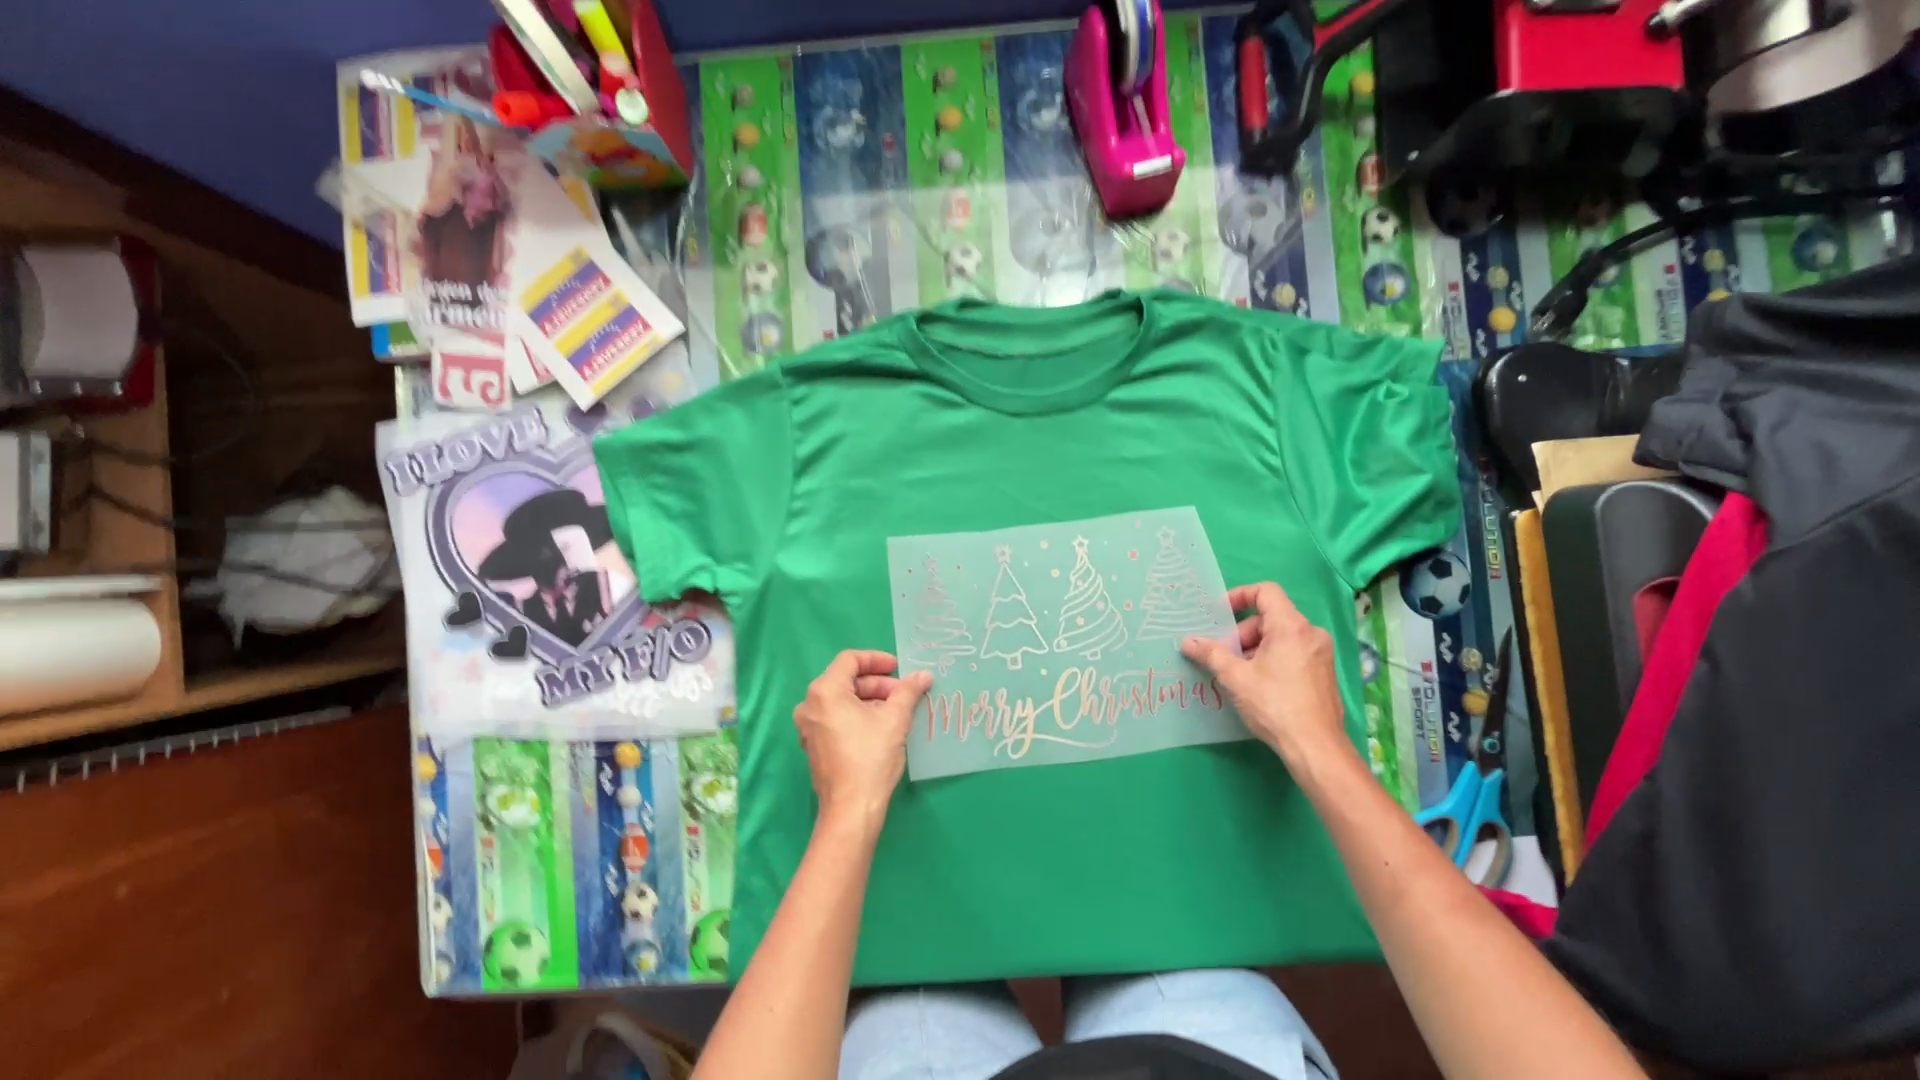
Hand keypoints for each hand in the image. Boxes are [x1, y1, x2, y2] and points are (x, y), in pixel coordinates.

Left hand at [793, 650, 933, 828]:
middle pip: (845, 681)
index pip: (850, 660)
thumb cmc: (871, 758)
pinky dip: (858, 716)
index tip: (899, 668)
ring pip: (842, 701)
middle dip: (877, 684)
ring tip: (896, 711)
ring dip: (870, 700)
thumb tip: (923, 675)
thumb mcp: (895, 719)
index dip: (877, 660)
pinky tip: (881, 728)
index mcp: (825, 692)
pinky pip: (836, 719)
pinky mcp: (814, 745)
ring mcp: (809, 727)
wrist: (851, 809)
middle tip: (903, 693)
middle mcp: (810, 705)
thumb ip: (908, 692)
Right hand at [1181, 583, 1349, 765]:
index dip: (1240, 595)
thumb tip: (1188, 642)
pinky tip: (1258, 684)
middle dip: (1243, 633)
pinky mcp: (1323, 672)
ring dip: (1255, 648)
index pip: (1266, 592)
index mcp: (1291, 626)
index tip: (1220, 613)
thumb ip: (1211, 654)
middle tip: (1224, 656)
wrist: (1315, 746)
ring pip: (1281, 637)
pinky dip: (1272, 659)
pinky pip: (1292, 652)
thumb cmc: (1274, 705)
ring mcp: (1321, 653)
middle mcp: (1311, 633)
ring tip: (1237, 673)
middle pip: (1270, 618)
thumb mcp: (1236, 678)